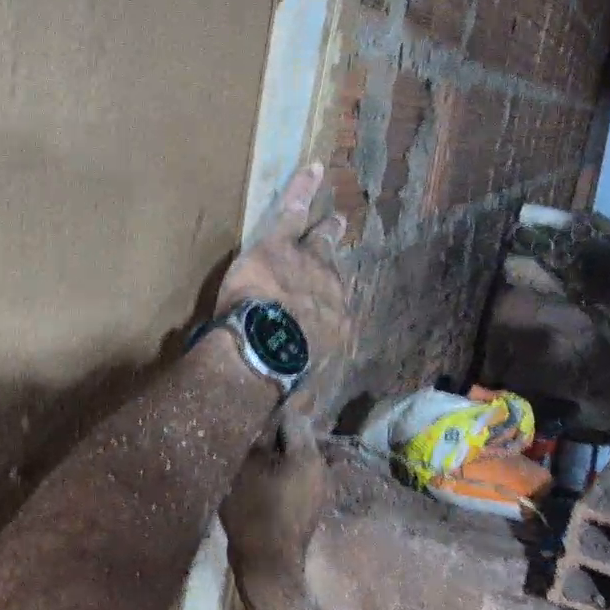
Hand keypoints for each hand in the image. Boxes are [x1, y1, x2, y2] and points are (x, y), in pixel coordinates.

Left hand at [215, 163, 351, 414]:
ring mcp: (308, 269)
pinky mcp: (279, 248)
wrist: (266, 354)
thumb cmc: (280, 384)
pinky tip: (312, 168)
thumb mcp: (293, 403)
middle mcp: (331, 298)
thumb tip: (294, 440)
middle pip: (334, 277)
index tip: (326, 309)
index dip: (327, 312)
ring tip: (336, 216)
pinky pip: (294, 212)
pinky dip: (303, 190)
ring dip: (327, 230)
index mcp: (332, 335)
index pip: (331, 319)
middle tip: (344, 251)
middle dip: (336, 264)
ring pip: (320, 244)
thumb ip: (294, 412)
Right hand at [221, 415, 328, 587]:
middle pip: (297, 437)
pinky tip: (260, 478)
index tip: (253, 411)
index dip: (272, 411)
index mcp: (308, 455)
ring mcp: (320, 488)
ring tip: (251, 456)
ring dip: (277, 454)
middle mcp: (321, 467)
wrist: (269, 565)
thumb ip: (258, 441)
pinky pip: (296, 476)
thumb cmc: (254, 514)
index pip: (293, 417)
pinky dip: (280, 472)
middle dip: (275, 434)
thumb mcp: (247, 472)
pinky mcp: (311, 504)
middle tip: (248, 434)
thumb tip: (265, 418)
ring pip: (296, 458)